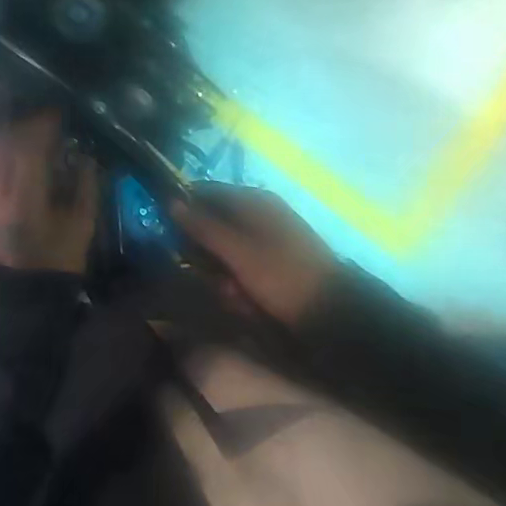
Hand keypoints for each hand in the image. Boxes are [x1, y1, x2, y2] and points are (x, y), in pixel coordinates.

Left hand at [0, 112, 99, 273]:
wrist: (24, 295)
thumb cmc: (59, 262)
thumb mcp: (82, 224)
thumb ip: (85, 184)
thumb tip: (82, 153)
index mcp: (25, 202)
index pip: (29, 150)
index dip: (43, 126)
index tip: (58, 114)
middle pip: (4, 145)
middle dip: (25, 126)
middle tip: (45, 119)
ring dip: (8, 135)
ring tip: (28, 130)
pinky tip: (11, 149)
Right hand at [170, 183, 338, 324]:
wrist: (335, 313)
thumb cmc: (282, 275)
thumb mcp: (238, 251)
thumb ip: (203, 226)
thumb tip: (171, 201)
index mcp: (253, 199)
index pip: (204, 191)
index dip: (183, 210)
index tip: (169, 237)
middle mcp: (260, 212)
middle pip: (213, 225)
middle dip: (208, 256)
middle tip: (213, 279)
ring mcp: (270, 237)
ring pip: (226, 251)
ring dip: (224, 276)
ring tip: (236, 297)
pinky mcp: (276, 262)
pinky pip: (244, 267)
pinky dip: (242, 285)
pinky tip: (249, 304)